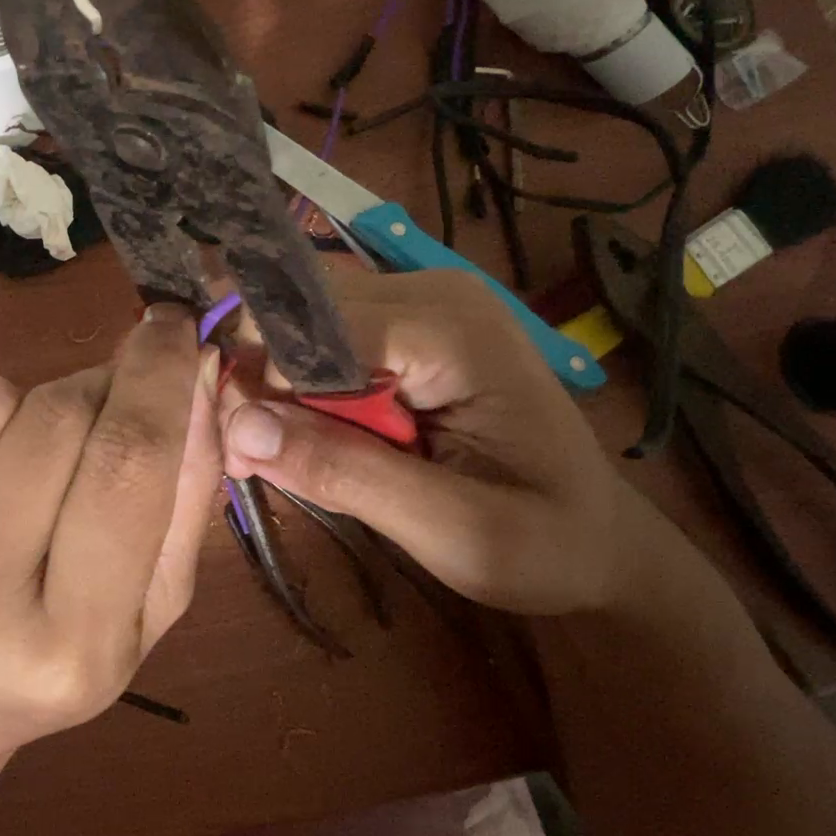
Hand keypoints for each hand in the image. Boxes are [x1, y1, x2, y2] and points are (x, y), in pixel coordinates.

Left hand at [0, 304, 220, 835]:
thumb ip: (185, 498)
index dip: (158, 377)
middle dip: (97, 388)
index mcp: (69, 643)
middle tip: (108, 405)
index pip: (126, 467)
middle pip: (55, 420)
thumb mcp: (148, 613)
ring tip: (33, 451)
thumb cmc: (51, 666)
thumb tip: (197, 377)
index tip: (175, 326)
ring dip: (29, 401)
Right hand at [221, 268, 658, 615]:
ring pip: (291, 326)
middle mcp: (427, 292)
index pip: (312, 327)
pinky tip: (304, 436)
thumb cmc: (544, 543)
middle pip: (293, 317)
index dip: (266, 384)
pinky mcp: (396, 322)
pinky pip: (311, 340)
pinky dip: (291, 389)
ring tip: (278, 457)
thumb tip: (239, 428)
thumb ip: (347, 475)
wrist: (595, 539)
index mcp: (453, 329)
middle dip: (260, 388)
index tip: (245, 456)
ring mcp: (411, 301)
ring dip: (271, 392)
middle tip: (252, 463)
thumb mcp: (454, 532)